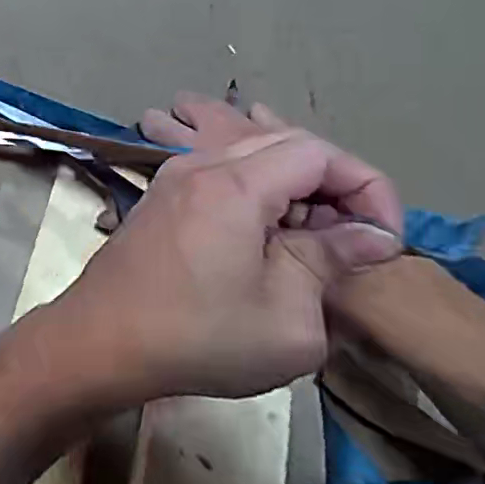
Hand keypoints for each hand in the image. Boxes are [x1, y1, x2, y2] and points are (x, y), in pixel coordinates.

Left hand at [20, 93, 404, 406]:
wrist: (102, 339)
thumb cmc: (197, 336)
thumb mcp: (288, 319)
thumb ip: (330, 263)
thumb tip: (368, 235)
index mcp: (231, 184)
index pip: (318, 151)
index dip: (366, 186)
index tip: (383, 239)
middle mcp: (196, 166)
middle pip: (284, 144)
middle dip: (333, 186)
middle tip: (351, 243)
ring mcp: (171, 178)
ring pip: (250, 158)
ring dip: (293, 192)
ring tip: (310, 249)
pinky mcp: (159, 198)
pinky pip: (220, 176)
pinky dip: (256, 196)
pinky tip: (263, 243)